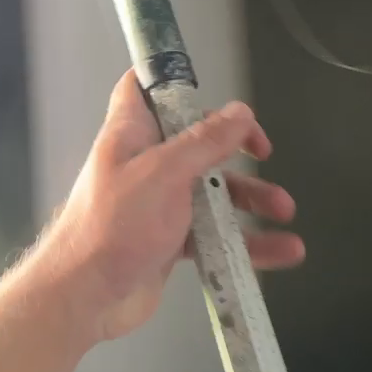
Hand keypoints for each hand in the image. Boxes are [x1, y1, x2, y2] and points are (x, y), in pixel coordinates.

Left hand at [36, 71, 303, 341]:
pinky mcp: (167, 240)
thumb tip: (239, 111)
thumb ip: (203, 142)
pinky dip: (246, 240)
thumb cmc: (116, 222)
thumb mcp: (163, 173)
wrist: (86, 293)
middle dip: (232, 146)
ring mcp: (155, 203)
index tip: (208, 85)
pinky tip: (284, 251)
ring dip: (249, 196)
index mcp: (130, 133)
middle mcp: (143, 162)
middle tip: (265, 154)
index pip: (140, 88)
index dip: (169, 78)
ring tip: (283, 209)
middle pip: (192, 140)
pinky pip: (213, 232)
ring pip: (209, 188)